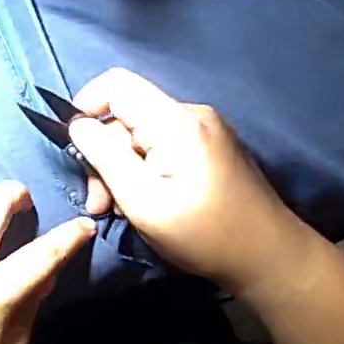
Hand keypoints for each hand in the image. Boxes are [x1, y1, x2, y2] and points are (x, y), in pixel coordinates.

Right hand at [70, 68, 321, 295]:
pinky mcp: (209, 149)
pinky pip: (162, 148)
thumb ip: (105, 157)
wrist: (269, 258)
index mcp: (177, 122)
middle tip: (99, 204)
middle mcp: (192, 116)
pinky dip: (144, 172)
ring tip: (120, 211)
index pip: (117, 84)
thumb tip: (77, 124)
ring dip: (122, 170)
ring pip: (141, 136)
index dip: (86, 106)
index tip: (73, 145)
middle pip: (127, 117)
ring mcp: (204, 131)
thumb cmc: (204, 234)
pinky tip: (145, 204)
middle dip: (103, 156)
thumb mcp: (143, 201)